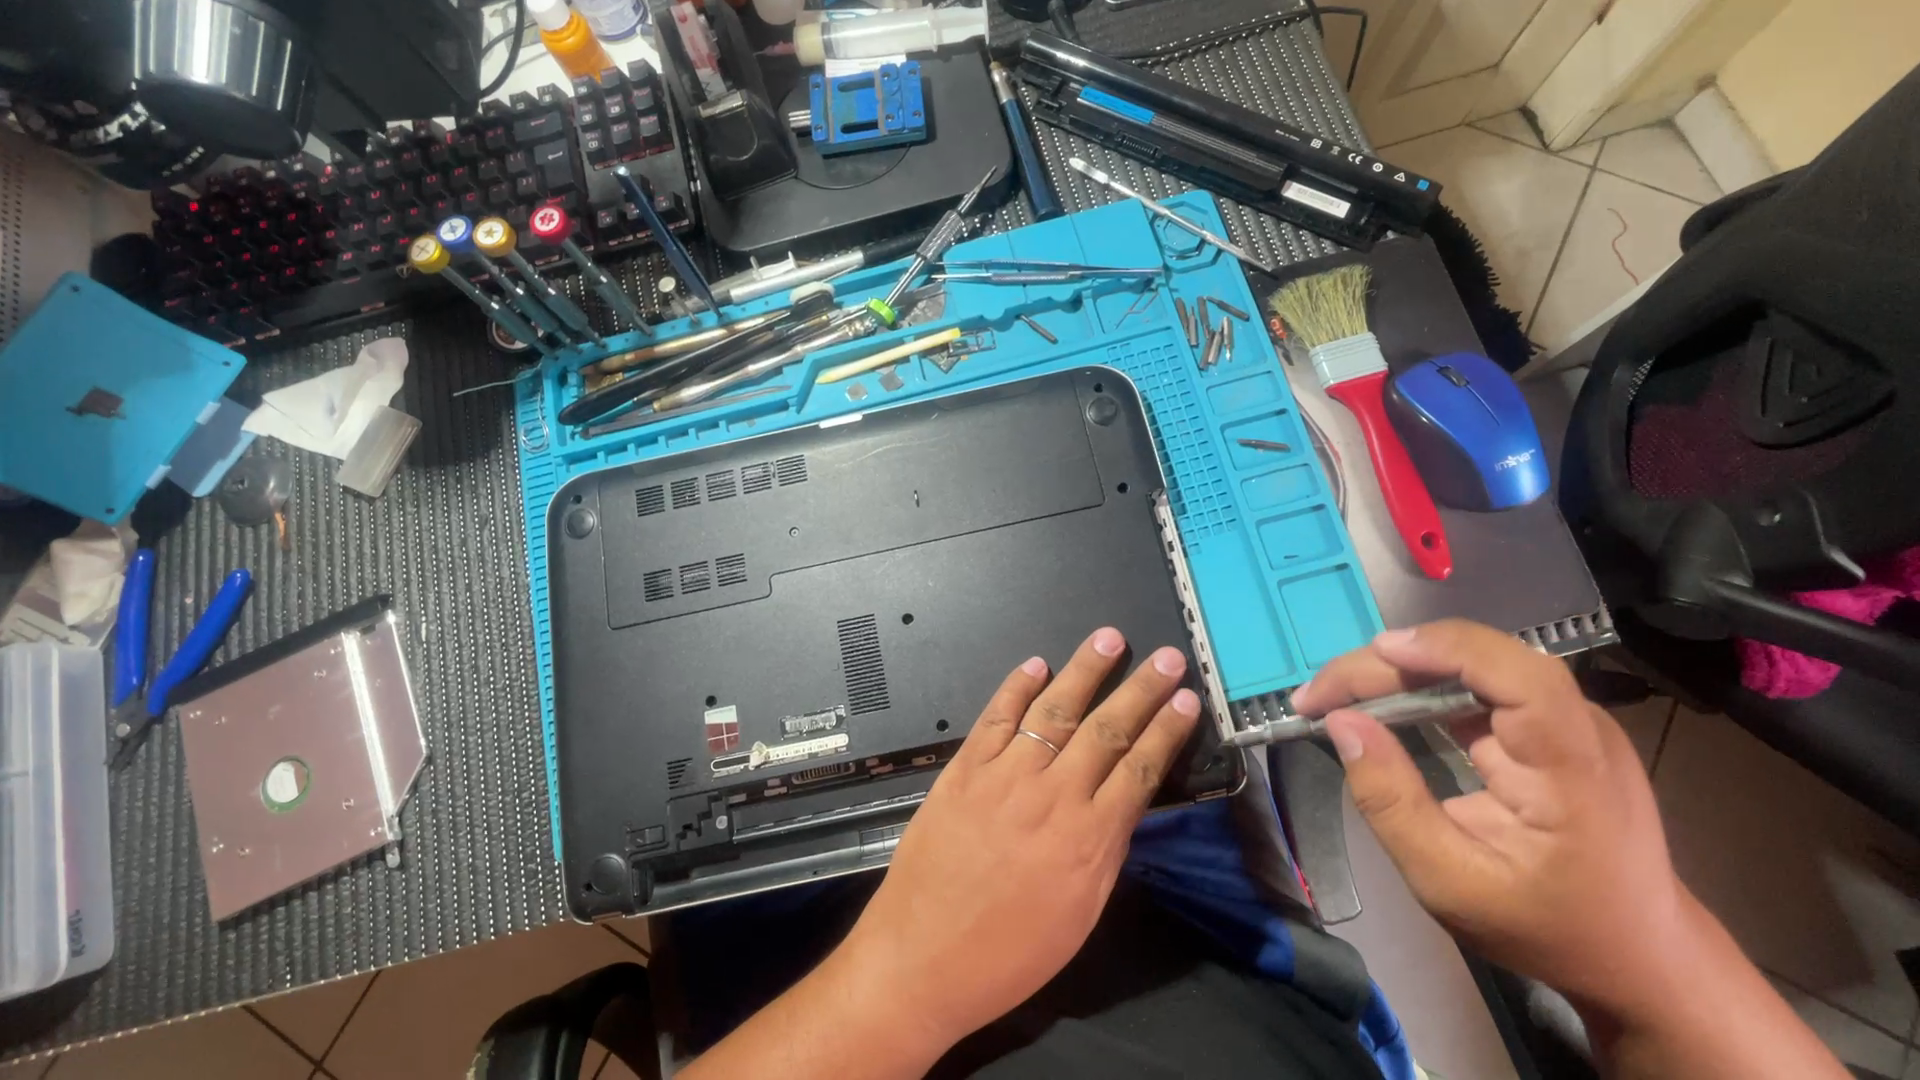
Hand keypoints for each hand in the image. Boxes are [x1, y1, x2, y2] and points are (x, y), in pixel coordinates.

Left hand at [834, 627, 1201, 1049]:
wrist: (921, 959)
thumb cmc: (1009, 954)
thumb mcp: (1080, 914)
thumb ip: (1105, 851)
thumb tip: (1123, 803)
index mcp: (1088, 839)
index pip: (1139, 770)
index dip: (1166, 731)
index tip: (1187, 700)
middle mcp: (1051, 796)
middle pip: (1105, 730)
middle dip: (1141, 689)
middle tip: (1167, 656)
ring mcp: (1003, 777)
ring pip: (1053, 711)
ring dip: (1084, 671)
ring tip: (1109, 638)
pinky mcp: (963, 771)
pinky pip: (995, 718)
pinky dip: (1016, 688)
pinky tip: (1036, 665)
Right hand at [1291, 620, 1692, 1021]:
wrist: (1637, 956)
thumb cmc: (1545, 927)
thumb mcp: (1449, 881)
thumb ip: (1391, 802)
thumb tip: (1341, 723)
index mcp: (1570, 769)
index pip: (1519, 676)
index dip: (1446, 648)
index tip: (1375, 652)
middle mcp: (1579, 731)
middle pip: (1482, 663)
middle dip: (1392, 666)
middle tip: (1318, 694)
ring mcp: (1569, 727)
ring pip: (1477, 669)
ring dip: (1401, 673)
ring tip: (1337, 695)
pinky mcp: (1552, 732)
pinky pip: (1482, 690)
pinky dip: (1424, 688)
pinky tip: (1382, 704)